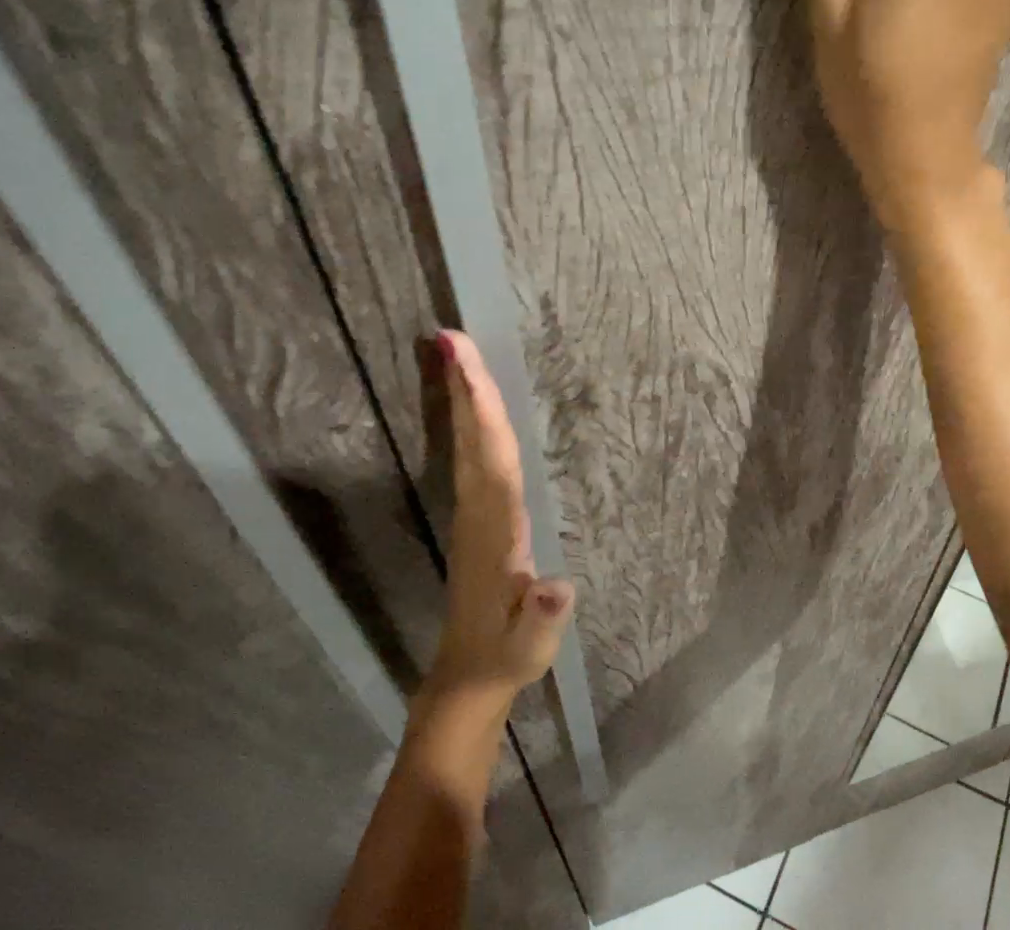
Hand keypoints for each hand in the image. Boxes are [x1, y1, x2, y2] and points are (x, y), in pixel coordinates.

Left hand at [419, 331, 574, 702]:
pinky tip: (471, 406)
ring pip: (469, 446)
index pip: (493, 465)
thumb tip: (558, 587)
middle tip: (450, 336)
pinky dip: (471, 425)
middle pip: (473, 442)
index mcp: (495, 534)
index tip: (468, 370)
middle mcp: (478, 515)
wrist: (469, 674)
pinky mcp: (476, 518)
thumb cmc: (507, 656)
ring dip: (464, 399)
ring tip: (456, 353)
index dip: (483, 417)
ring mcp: (473, 515)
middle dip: (465, 389)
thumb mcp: (532, 647)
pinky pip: (474, 459)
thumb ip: (544, 618)